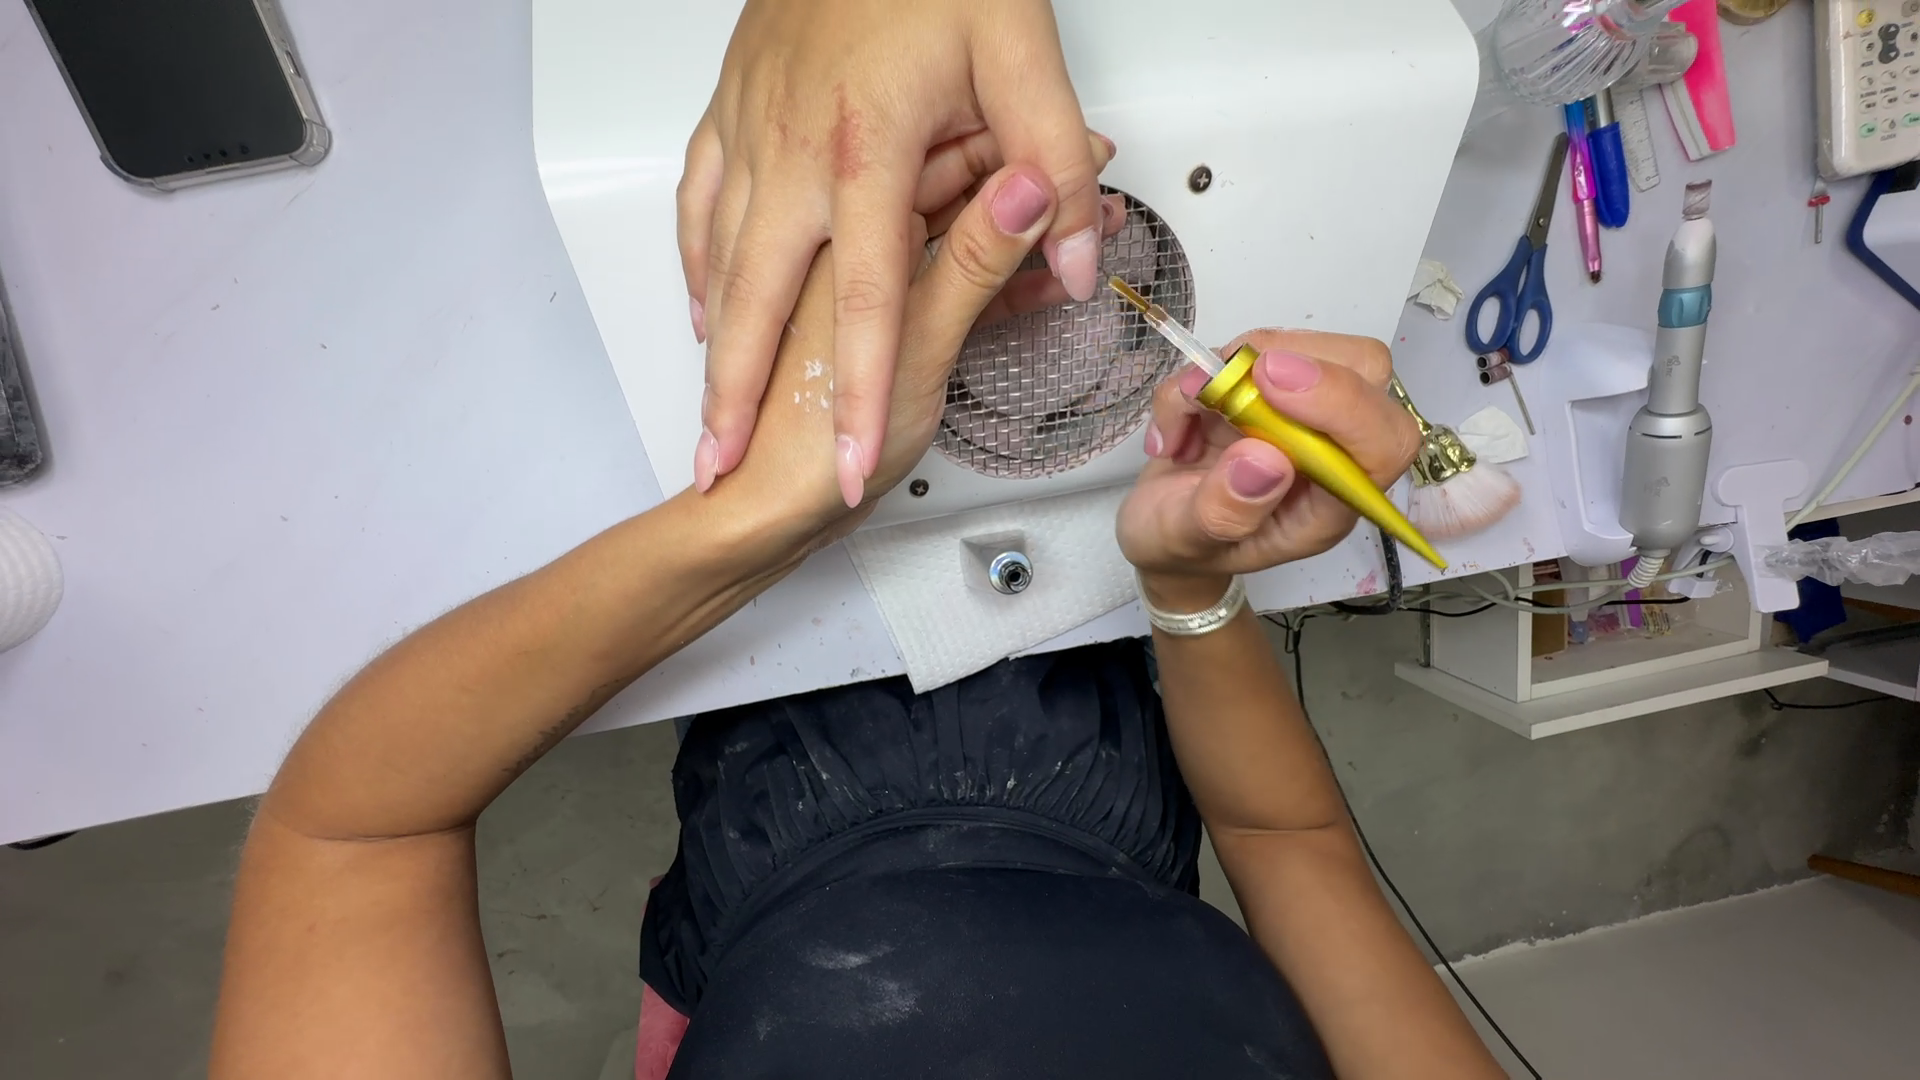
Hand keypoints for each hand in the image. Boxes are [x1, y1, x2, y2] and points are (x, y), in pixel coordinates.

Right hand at [682, 0, 1103, 507]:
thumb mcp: (1025, 54)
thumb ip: (1051, 168)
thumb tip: (1072, 262)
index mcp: (867, 150)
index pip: (867, 306)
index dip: (857, 395)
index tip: (849, 464)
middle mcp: (794, 151)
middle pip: (755, 301)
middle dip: (734, 397)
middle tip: (718, 465)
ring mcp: (752, 131)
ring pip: (715, 262)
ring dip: (710, 346)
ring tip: (708, 415)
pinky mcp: (731, 112)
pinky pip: (696, 203)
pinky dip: (695, 267)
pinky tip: (701, 308)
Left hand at [711, 164, 1064, 555]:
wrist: (771, 510)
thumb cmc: (809, 441)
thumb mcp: (912, 343)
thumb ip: (970, 264)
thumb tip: (1027, 191)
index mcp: (844, 231)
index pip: (946, 163)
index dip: (1024, 154)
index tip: (1083, 153)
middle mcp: (850, 245)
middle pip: (959, 201)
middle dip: (1033, 195)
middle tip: (1096, 189)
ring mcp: (871, 288)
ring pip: (961, 246)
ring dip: (1024, 244)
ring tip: (1087, 235)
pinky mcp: (888, 330)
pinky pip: (952, 294)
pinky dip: (999, 293)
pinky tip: (1043, 288)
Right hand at [1117, 331, 1420, 611]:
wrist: (1159, 530)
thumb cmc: (1180, 545)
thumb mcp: (1185, 542)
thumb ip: (1224, 513)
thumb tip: (1265, 459)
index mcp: (1329, 502)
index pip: (1383, 441)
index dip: (1342, 401)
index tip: (1270, 382)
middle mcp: (1327, 449)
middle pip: (1361, 369)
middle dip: (1291, 361)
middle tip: (1220, 387)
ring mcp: (1297, 413)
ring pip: (1301, 348)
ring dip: (1226, 372)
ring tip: (1179, 428)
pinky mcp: (1262, 388)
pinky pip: (1244, 351)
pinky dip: (1197, 378)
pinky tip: (1174, 426)